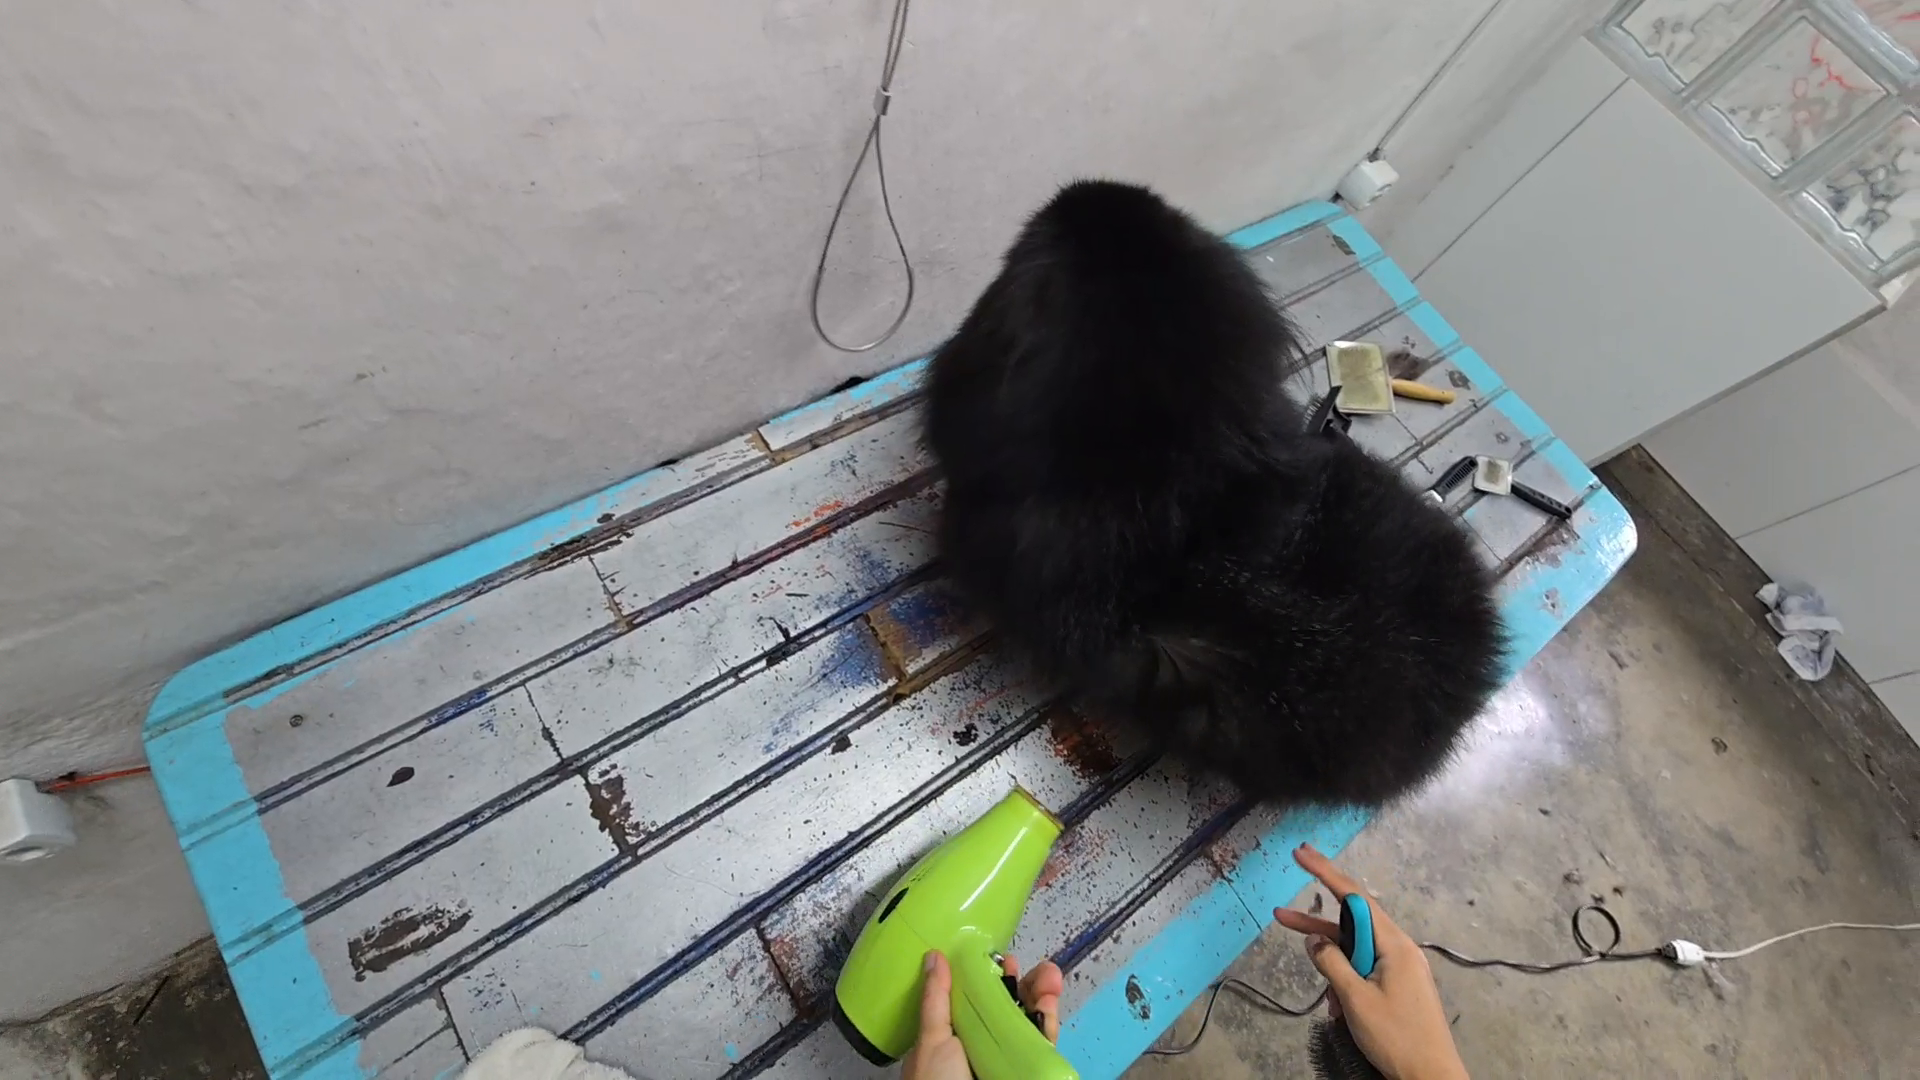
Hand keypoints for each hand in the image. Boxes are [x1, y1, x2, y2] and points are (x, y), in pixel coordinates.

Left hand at [901, 950, 1063, 1079]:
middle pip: (1012, 1009)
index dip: (994, 977)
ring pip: (1031, 1024)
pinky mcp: (1030, 1076)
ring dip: (1043, 996)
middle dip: (1027, 984)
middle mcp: (987, 1048)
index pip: (980, 1000)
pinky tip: (1051, 1003)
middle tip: (1039, 968)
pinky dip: (1050, 1023)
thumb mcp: (931, 1041)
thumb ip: (937, 999)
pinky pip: (1043, 1048)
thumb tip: (934, 954)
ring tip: (1051, 978)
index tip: (1002, 959)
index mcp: (958, 1038)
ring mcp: (1010, 1064)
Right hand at [1273, 845, 1468, 1079]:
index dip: (1325, 872)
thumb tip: (1315, 940)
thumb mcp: (1356, 999)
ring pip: (1355, 947)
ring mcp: (1400, 968)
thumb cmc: (1398, 1038)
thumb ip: (1331, 962)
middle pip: (1352, 919)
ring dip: (1328, 955)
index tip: (1301, 853)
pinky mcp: (1398, 986)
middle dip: (1317, 916)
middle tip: (1290, 887)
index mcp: (1395, 945)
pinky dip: (1343, 976)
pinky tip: (1333, 1002)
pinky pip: (1363, 967)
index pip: (1354, 897)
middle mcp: (1400, 949)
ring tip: (1298, 958)